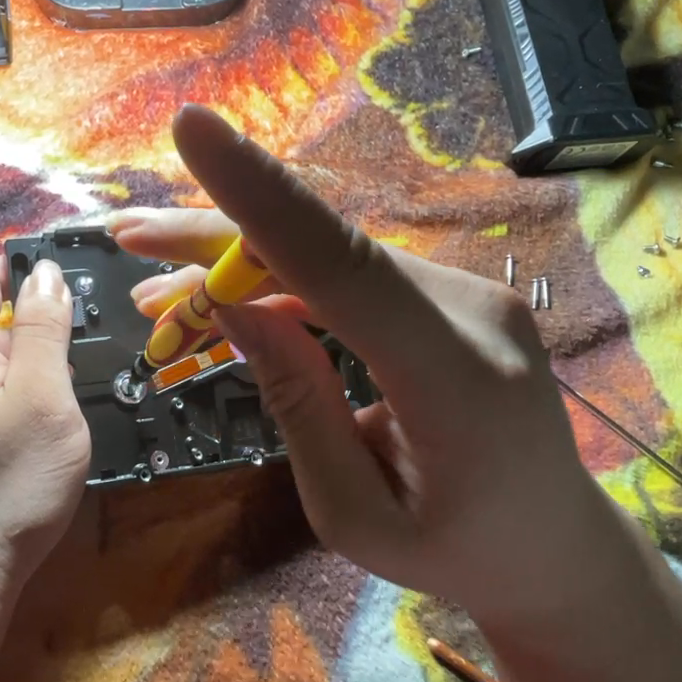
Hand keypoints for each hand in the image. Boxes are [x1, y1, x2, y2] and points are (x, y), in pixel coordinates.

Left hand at [0, 257, 91, 603]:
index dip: (31, 268)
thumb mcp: (44, 395)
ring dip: (31, 357)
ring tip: (70, 386)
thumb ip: (44, 326)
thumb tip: (45, 271)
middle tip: (85, 347)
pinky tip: (43, 417)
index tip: (78, 285)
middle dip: (37, 317)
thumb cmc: (10, 483)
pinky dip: (18, 387)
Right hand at [112, 106, 601, 624]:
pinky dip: (282, 286)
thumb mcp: (352, 511)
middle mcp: (468, 309)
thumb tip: (231, 305)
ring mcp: (464, 294)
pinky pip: (349, 276)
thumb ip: (296, 402)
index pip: (340, 264)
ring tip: (157, 299)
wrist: (555, 547)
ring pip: (326, 257)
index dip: (257, 196)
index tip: (192, 128)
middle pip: (319, 249)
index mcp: (452, 375)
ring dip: (239, 270)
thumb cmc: (456, 553)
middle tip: (127, 236)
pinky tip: (226, 305)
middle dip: (214, 241)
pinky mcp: (447, 296)